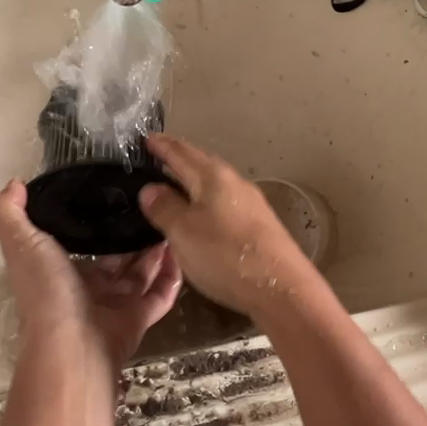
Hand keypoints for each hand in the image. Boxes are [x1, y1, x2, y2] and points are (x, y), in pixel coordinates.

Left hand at [0, 180, 182, 366]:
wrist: (73, 348)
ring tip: (173, 219)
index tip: (115, 189)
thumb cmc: (47, 292)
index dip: (96, 217)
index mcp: (58, 269)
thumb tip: (14, 183)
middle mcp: (87, 287)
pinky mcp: (138, 319)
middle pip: (116, 254)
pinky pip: (160, 295)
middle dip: (133, 231)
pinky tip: (182, 252)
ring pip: (141, 271)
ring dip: (157, 249)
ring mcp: (115, 304)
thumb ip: (9, 213)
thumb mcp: (20, 244)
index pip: (80, 238)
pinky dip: (171, 276)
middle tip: (155, 203)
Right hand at [137, 134, 318, 315]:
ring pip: (213, 181)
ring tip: (173, 183)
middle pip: (200, 162)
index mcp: (213, 176)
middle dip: (178, 157)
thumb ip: (165, 208)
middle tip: (156, 156)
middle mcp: (234, 181)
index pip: (181, 153)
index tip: (145, 138)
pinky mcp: (257, 222)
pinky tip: (200, 210)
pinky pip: (223, 199)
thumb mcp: (184, 232)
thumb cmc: (225, 255)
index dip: (161, 145)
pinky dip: (205, 197)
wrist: (281, 287)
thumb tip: (150, 187)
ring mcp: (249, 201)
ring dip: (192, 178)